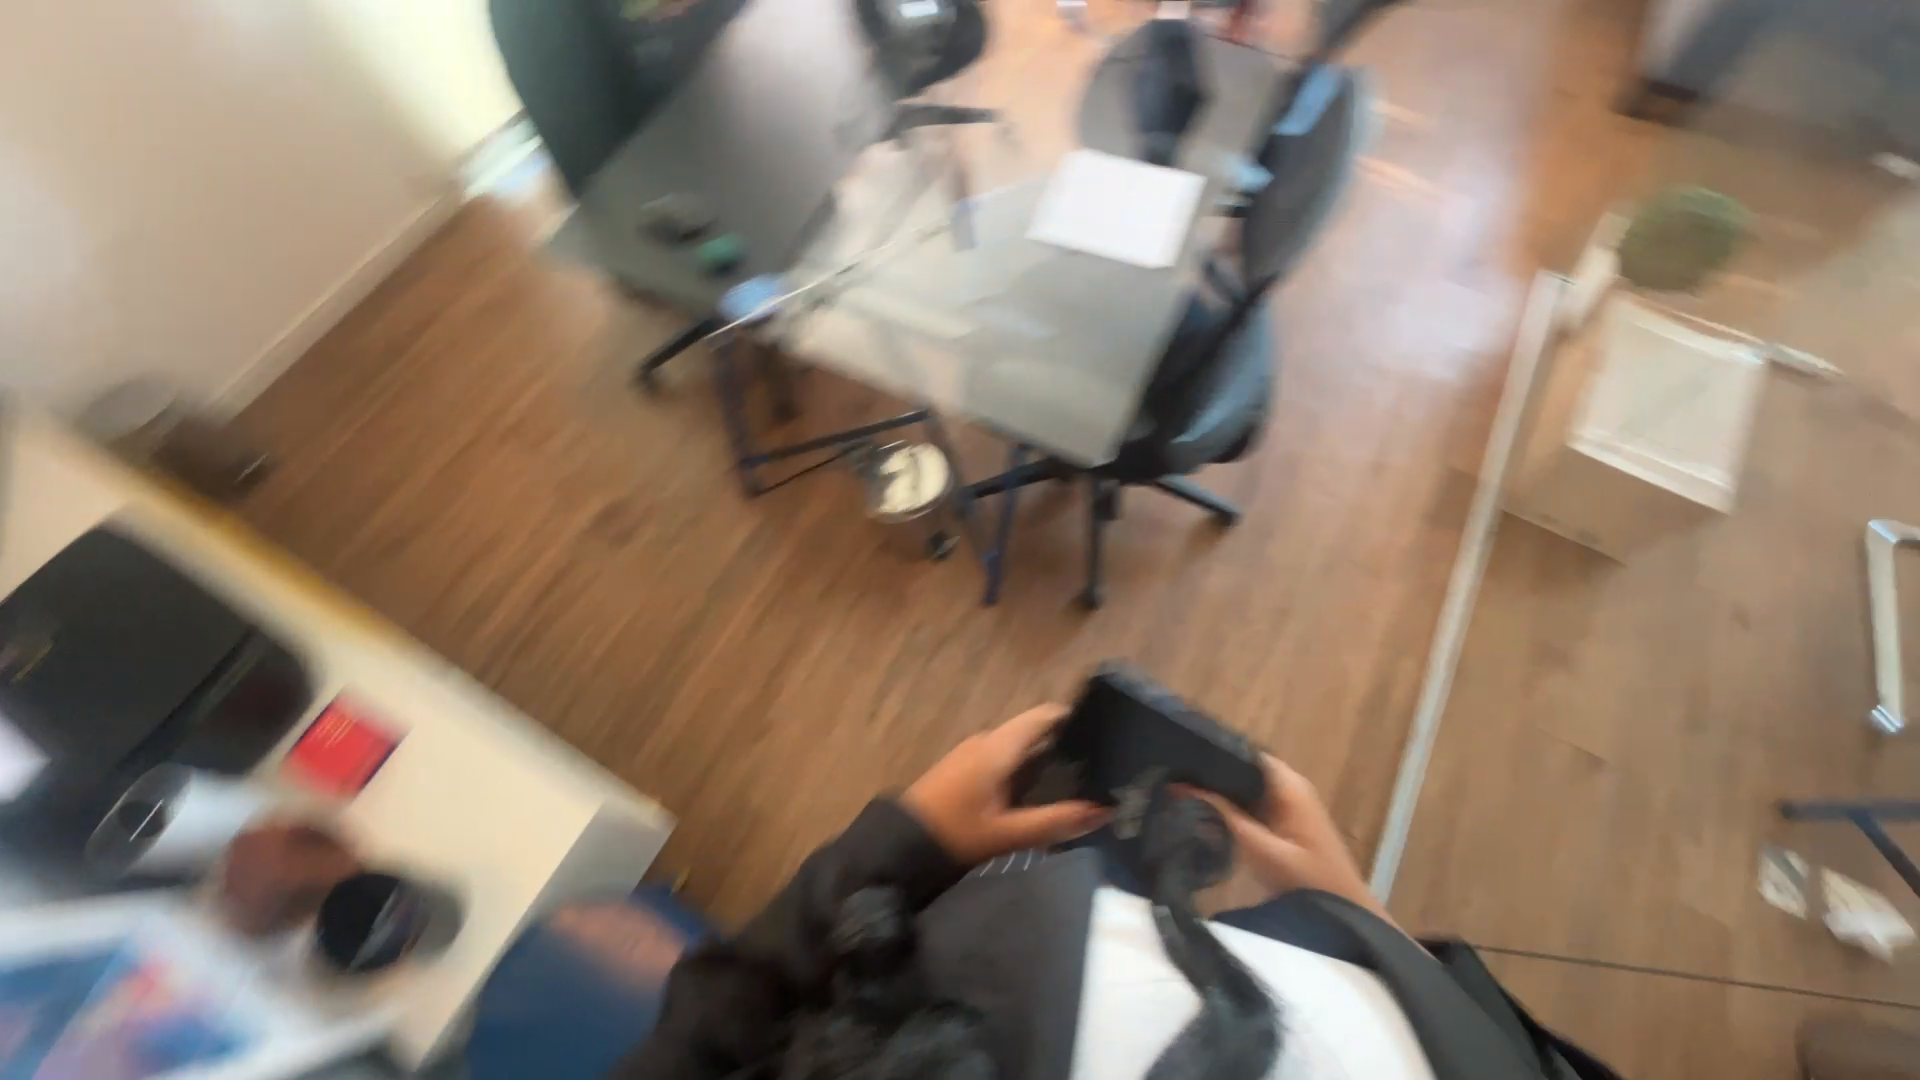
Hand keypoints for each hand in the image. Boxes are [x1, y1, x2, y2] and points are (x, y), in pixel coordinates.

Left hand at [902, 704, 1110, 863]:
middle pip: (1034, 731)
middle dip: (1065, 744)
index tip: (1104, 734)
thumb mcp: (1008, 833)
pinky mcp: (966, 766)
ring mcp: (974, 751)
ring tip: (1080, 780)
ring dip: (1045, 758)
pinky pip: (1005, 757)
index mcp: (999, 746)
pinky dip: (1026, 767)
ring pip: (1019, 745)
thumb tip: (1102, 810)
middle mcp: (988, 740)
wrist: (901, 841)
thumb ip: (1055, 821)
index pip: (1044, 716)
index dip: (1074, 719)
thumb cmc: (956, 832)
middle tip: (1100, 766)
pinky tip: (1041, 792)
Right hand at [1188, 755, 1390, 921]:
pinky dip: (1229, 806)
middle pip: (1241, 767)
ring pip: (1243, 786)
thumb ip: (1221, 814)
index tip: (1177, 758)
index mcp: (1287, 783)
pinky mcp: (1284, 821)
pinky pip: (1250, 803)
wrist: (1346, 915)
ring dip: (1217, 790)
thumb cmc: (1306, 880)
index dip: (1211, 752)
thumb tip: (1178, 786)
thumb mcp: (1259, 848)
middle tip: (1170, 777)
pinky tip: (1202, 813)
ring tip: (1177, 791)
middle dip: (1209, 773)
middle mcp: (1288, 785)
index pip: (1243, 752)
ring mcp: (1288, 803)